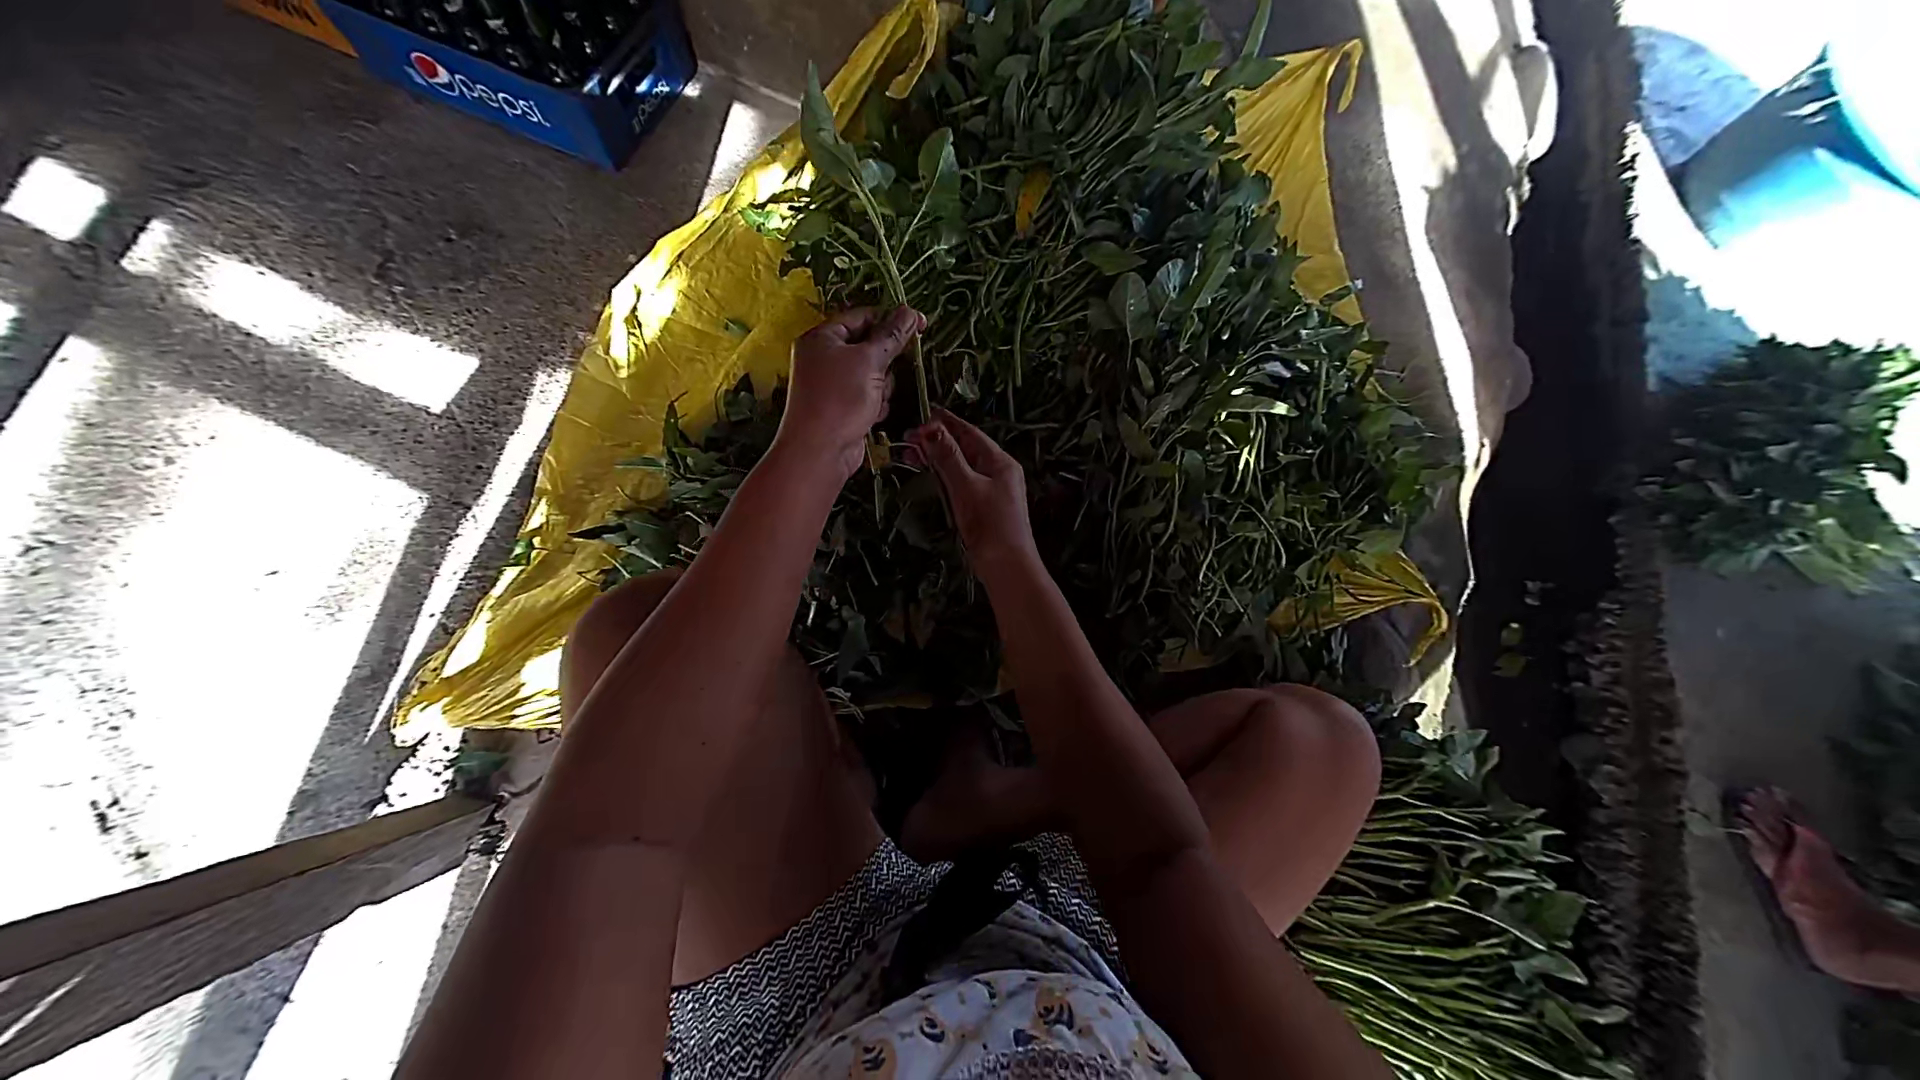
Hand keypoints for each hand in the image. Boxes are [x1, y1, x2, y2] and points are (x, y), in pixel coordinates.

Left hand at [776, 306, 924, 479]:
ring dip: (883, 385)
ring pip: (873, 373)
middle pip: (868, 346)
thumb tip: (910, 312)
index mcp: (822, 338)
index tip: (918, 325)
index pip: (861, 317)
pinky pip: (869, 395)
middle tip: (889, 371)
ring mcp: (832, 384)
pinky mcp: (842, 406)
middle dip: (885, 361)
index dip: (890, 320)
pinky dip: (876, 403)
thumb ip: (892, 335)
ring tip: (876, 398)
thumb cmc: (839, 400)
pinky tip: (872, 414)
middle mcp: (823, 358)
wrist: (820, 450)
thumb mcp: (870, 361)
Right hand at [906, 409, 1038, 577]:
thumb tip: (931, 429)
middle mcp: (999, 471)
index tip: (922, 415)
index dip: (945, 423)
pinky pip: (963, 482)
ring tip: (913, 455)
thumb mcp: (965, 486)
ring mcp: (993, 490)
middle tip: (909, 439)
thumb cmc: (990, 525)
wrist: (1007, 567)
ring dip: (939, 459)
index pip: (969, 432)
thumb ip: (948, 457)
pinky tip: (932, 477)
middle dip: (937, 441)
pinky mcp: (985, 507)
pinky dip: (945, 476)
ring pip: (962, 466)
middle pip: (965, 448)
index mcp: (1000, 462)